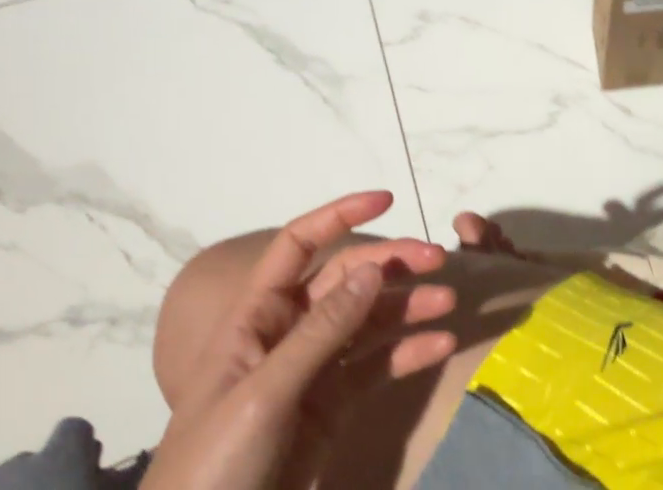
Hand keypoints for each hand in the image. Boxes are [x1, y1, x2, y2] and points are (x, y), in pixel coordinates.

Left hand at [143, 192, 457, 489]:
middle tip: (438, 261)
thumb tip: (371, 269)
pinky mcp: (333, 406)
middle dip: (391, 265)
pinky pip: (377, 366)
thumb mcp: (266, 393)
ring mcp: (313, 371)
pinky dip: (408, 352)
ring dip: (408, 307)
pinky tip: (440, 345)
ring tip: (448, 303)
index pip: (297, 248)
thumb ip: (321, 332)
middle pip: (346, 281)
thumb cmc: (215, 463)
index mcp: (255, 319)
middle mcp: (286, 334)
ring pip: (369, 321)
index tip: (386, 199)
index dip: (337, 216)